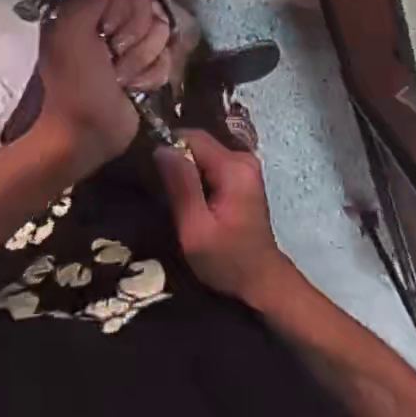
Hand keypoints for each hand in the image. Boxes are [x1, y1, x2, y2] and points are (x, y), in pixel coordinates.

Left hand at [35, 0, 162, 172]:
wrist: (86, 136)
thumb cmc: (73, 84)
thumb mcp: (72, 33)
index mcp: (88, 5)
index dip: (119, 7)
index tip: (103, 29)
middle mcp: (111, 18)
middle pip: (148, 6)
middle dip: (131, 36)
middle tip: (109, 57)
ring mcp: (131, 43)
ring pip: (162, 32)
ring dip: (139, 60)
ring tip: (118, 77)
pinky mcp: (148, 66)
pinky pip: (168, 57)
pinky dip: (149, 76)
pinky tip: (131, 88)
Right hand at [154, 129, 297, 302]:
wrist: (261, 280)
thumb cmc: (227, 260)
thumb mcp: (195, 229)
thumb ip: (181, 185)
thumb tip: (161, 147)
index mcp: (233, 167)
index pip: (191, 136)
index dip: (168, 149)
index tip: (154, 174)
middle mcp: (243, 158)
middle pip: (197, 142)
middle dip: (176, 160)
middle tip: (162, 190)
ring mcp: (244, 165)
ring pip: (201, 152)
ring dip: (185, 170)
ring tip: (175, 196)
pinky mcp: (241, 174)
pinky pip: (210, 162)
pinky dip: (196, 175)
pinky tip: (191, 198)